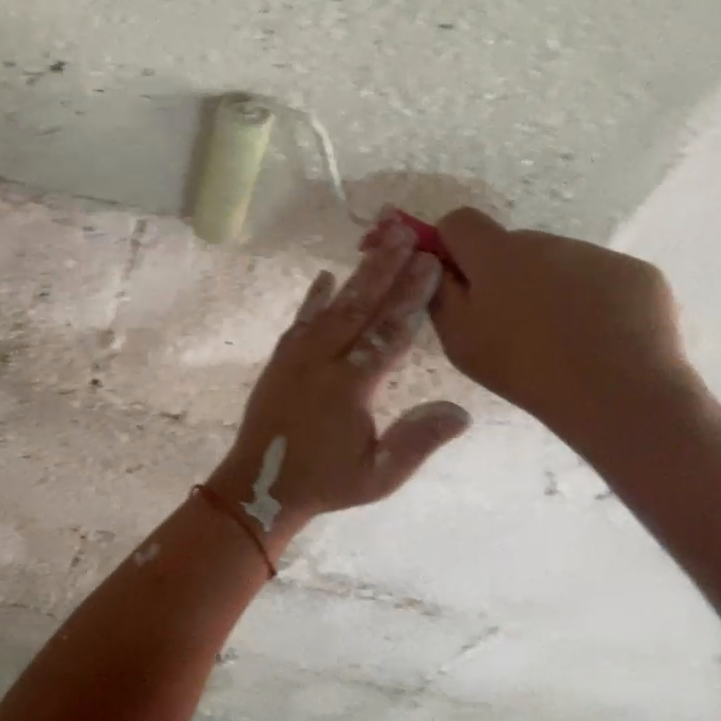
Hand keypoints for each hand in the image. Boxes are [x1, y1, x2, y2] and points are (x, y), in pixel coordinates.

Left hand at [205, 217, 471, 542]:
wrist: (259, 484)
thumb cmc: (325, 482)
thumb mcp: (380, 474)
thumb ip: (417, 440)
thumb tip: (461, 410)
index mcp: (348, 387)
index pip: (387, 334)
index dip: (410, 298)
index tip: (430, 266)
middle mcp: (320, 362)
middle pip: (358, 307)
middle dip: (385, 270)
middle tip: (407, 236)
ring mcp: (295, 356)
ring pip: (330, 307)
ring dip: (355, 275)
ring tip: (377, 245)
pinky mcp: (280, 359)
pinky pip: (300, 321)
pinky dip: (314, 298)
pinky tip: (326, 277)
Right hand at [428, 207, 704, 431]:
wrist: (620, 395)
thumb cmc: (523, 366)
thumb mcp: (457, 337)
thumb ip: (440, 291)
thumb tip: (438, 263)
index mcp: (496, 253)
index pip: (460, 221)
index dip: (452, 246)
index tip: (458, 280)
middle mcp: (545, 241)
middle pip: (511, 244)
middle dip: (505, 272)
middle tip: (511, 322)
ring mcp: (596, 254)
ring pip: (558, 261)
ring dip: (549, 285)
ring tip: (561, 335)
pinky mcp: (638, 273)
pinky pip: (601, 276)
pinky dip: (594, 298)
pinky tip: (599, 336)